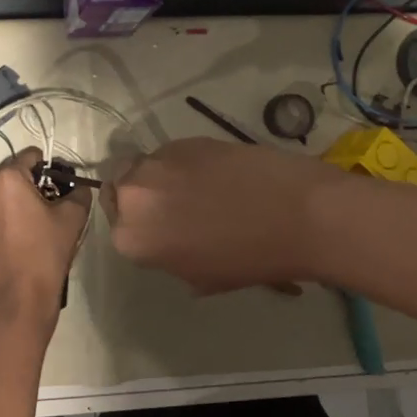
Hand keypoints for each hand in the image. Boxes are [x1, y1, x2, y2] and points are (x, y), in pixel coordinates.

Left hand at [0, 148, 91, 323]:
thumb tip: (79, 187)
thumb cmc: (45, 251)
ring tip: (46, 218)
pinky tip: (30, 231)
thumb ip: (79, 193)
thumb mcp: (72, 218)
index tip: (67, 185)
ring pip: (8, 189)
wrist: (19, 296)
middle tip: (59, 201)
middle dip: (38, 180)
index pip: (33, 155)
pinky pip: (0, 207)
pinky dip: (14, 210)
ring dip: (26, 196)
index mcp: (7, 177)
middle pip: (17, 170)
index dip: (54, 166)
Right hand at [106, 138, 351, 293]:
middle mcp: (134, 196)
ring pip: (145, 166)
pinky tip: (218, 174)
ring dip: (162, 176)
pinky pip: (173, 153)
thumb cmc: (251, 258)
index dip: (140, 228)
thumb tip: (171, 242)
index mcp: (133, 238)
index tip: (162, 230)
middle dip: (141, 196)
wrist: (297, 213)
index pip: (119, 228)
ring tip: (198, 188)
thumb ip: (169, 257)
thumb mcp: (201, 277)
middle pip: (121, 189)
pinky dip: (186, 163)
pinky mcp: (186, 140)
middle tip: (174, 206)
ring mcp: (159, 162)